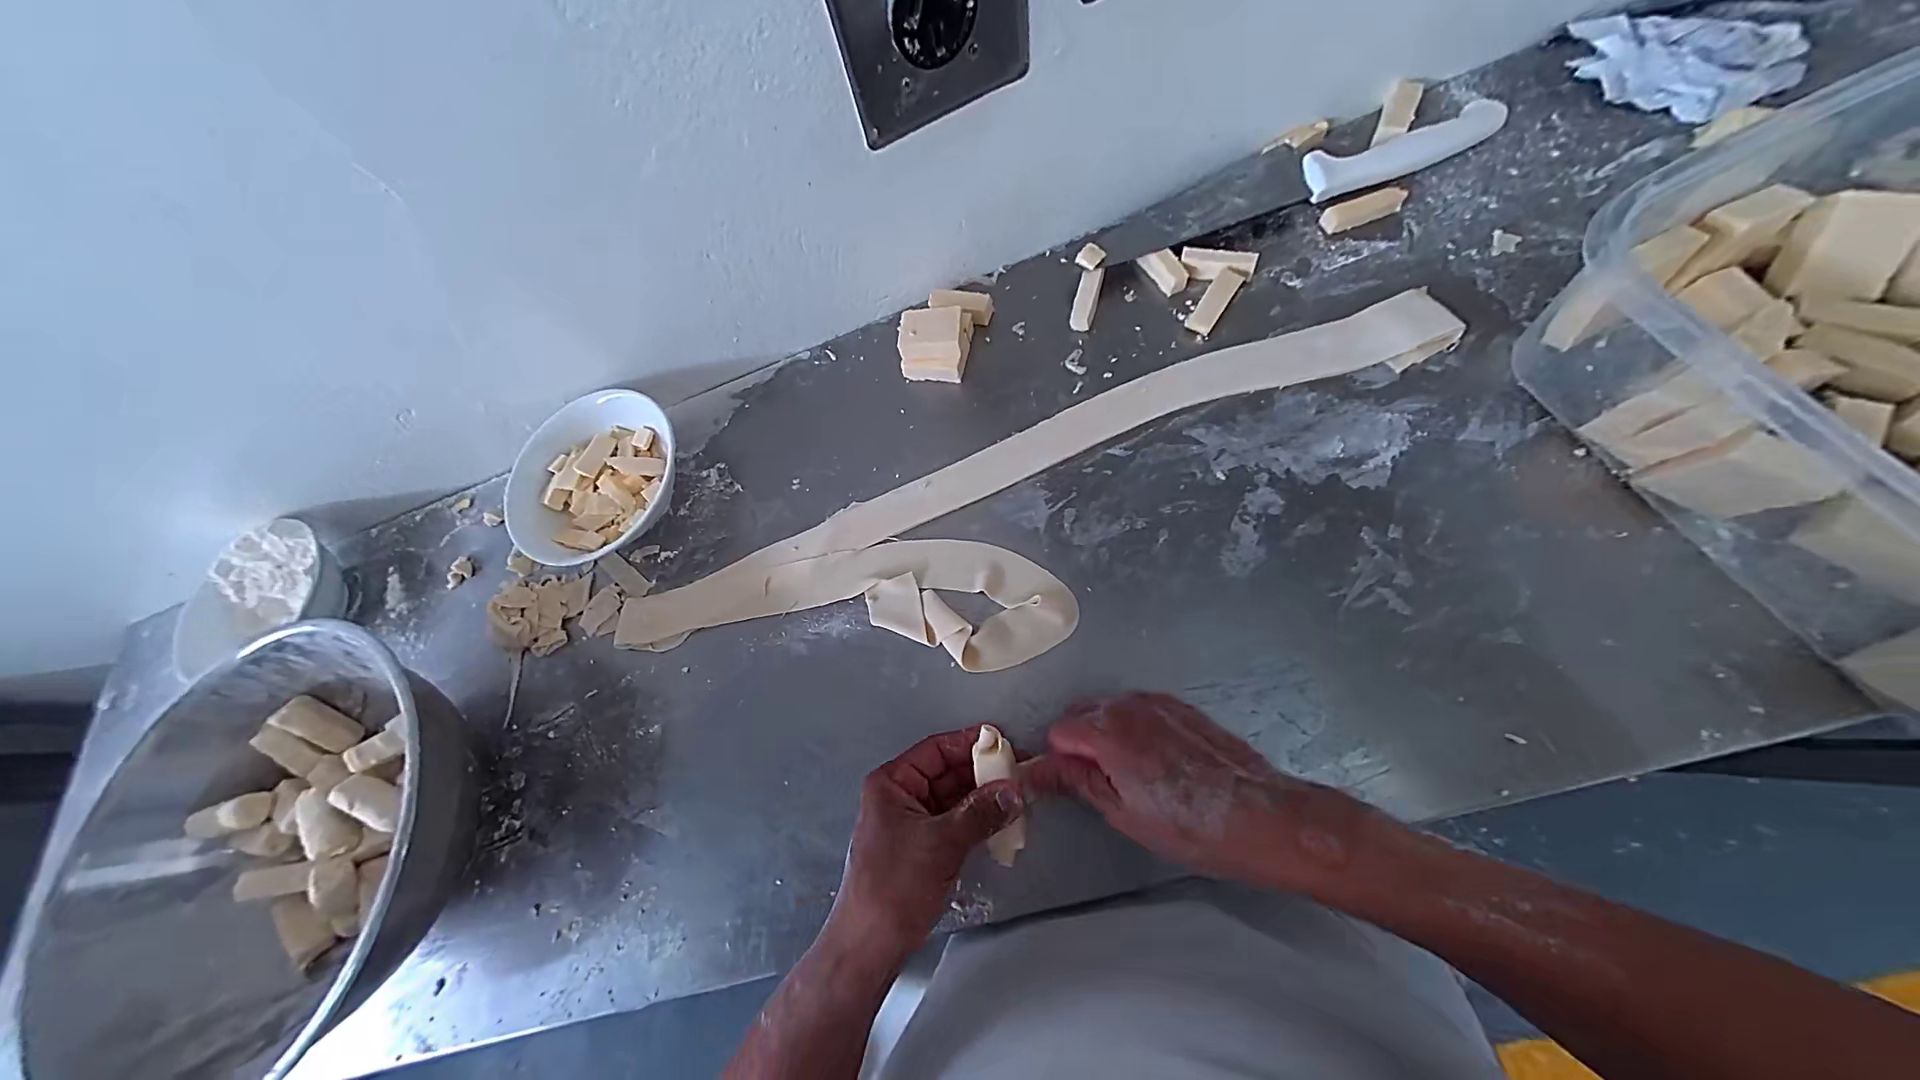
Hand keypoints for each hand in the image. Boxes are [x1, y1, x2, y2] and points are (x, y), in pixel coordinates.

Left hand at [823, 727, 1024, 965]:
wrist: (870, 945)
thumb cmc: (890, 890)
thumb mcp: (941, 843)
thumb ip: (980, 813)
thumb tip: (1010, 793)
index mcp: (891, 784)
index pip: (935, 750)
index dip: (969, 744)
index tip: (1000, 743)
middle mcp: (899, 797)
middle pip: (947, 772)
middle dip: (982, 773)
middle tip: (1015, 773)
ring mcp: (911, 822)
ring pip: (954, 798)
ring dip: (983, 798)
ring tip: (1014, 797)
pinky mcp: (923, 845)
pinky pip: (955, 821)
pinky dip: (977, 819)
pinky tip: (1000, 822)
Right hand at [1025, 692, 1384, 894]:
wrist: (1259, 816)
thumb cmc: (1187, 825)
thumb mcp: (1121, 812)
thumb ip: (1074, 780)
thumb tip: (1033, 770)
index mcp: (1106, 731)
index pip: (1057, 732)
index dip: (1059, 760)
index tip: (1072, 783)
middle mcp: (1127, 705)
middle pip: (1080, 713)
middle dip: (1079, 742)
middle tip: (1102, 782)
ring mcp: (1156, 702)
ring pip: (1110, 709)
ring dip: (1106, 733)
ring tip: (1132, 773)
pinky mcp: (1180, 706)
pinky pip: (1139, 709)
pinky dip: (1134, 727)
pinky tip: (1156, 760)